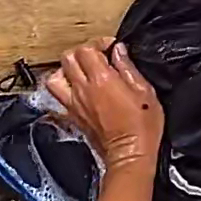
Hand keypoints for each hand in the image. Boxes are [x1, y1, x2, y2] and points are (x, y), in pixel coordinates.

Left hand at [44, 38, 163, 174]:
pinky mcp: (73, 117)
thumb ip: (128, 67)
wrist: (130, 158)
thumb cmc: (141, 128)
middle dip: (82, 51)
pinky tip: (77, 90)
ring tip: (82, 71)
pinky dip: (64, 90)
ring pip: (55, 78)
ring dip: (67, 70)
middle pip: (68, 58)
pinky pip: (58, 98)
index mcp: (102, 80)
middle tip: (97, 55)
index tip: (111, 47)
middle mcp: (84, 90)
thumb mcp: (145, 91)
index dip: (98, 42)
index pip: (86, 49)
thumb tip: (119, 51)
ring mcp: (75, 104)